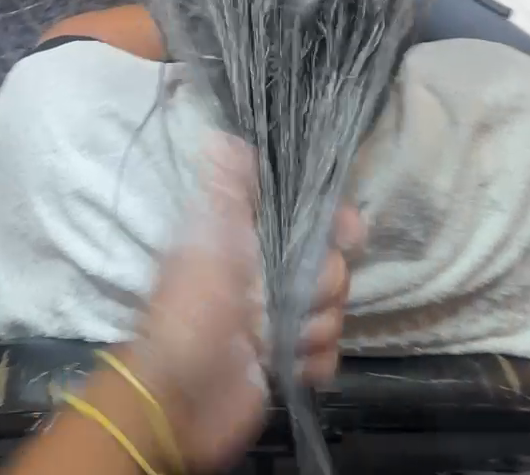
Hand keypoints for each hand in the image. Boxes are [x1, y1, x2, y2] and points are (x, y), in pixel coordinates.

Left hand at [123, 133, 361, 472]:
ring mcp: (280, 319)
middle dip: (320, 286)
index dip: (335, 222)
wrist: (180, 395)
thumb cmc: (191, 308)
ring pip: (333, 312)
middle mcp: (268, 274)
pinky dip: (312, 362)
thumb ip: (223, 190)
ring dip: (310, 328)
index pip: (309, 218)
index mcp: (249, 240)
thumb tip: (221, 134)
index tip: (349, 230)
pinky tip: (286, 365)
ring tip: (272, 339)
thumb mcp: (205, 239)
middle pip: (332, 267)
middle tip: (287, 299)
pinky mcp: (289, 361)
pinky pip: (328, 355)